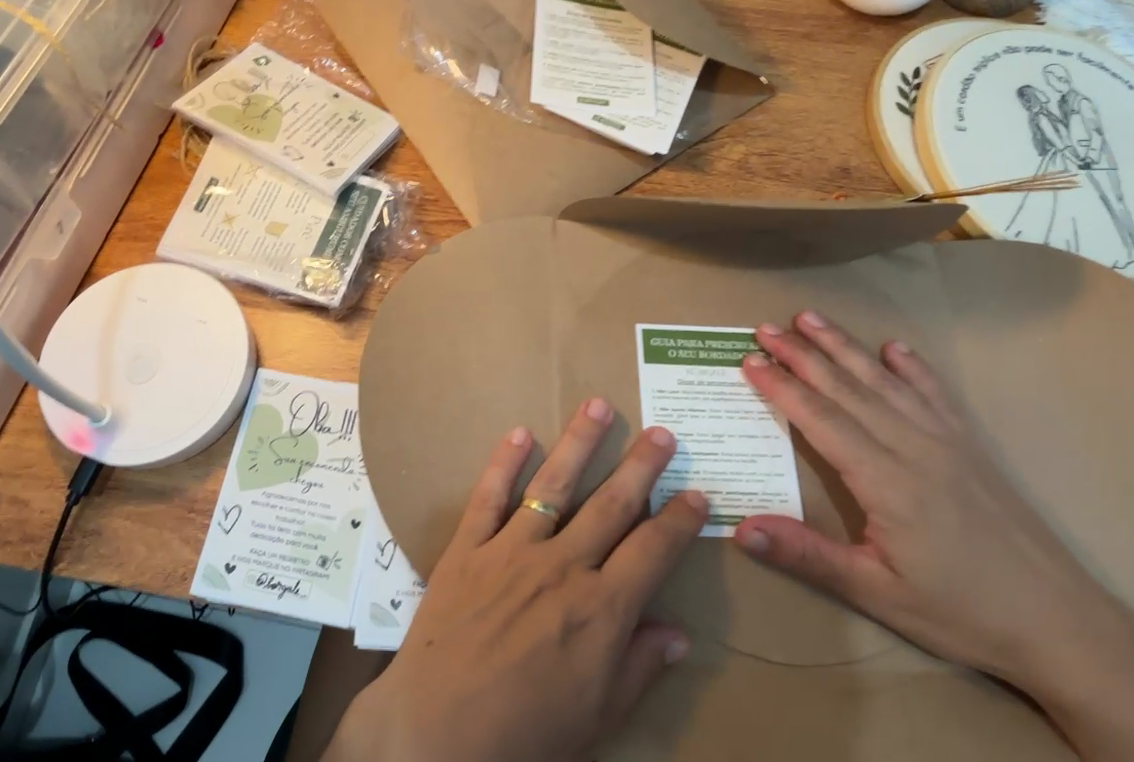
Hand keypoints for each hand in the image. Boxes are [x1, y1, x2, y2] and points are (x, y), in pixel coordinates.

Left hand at [327, 398, 708, 761]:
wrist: (436, 732)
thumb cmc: (525, 734)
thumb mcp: (598, 716)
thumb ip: (639, 667)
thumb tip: (678, 632)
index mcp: (601, 609)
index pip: (653, 550)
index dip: (679, 520)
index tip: (697, 493)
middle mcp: (562, 566)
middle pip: (612, 505)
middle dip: (641, 466)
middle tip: (663, 432)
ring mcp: (511, 551)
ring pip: (554, 485)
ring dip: (579, 443)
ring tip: (599, 405)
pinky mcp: (467, 550)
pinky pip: (488, 497)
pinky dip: (503, 463)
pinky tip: (519, 433)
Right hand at [731, 311, 1133, 686]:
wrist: (1063, 625)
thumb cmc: (962, 614)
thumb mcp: (877, 595)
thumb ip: (808, 557)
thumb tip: (742, 528)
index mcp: (886, 481)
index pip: (821, 419)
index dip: (781, 387)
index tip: (749, 360)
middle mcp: (915, 448)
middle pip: (847, 389)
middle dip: (802, 355)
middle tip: (765, 327)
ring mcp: (949, 444)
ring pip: (886, 382)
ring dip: (845, 347)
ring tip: (811, 318)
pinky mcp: (974, 450)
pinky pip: (937, 395)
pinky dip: (914, 367)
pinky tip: (895, 348)